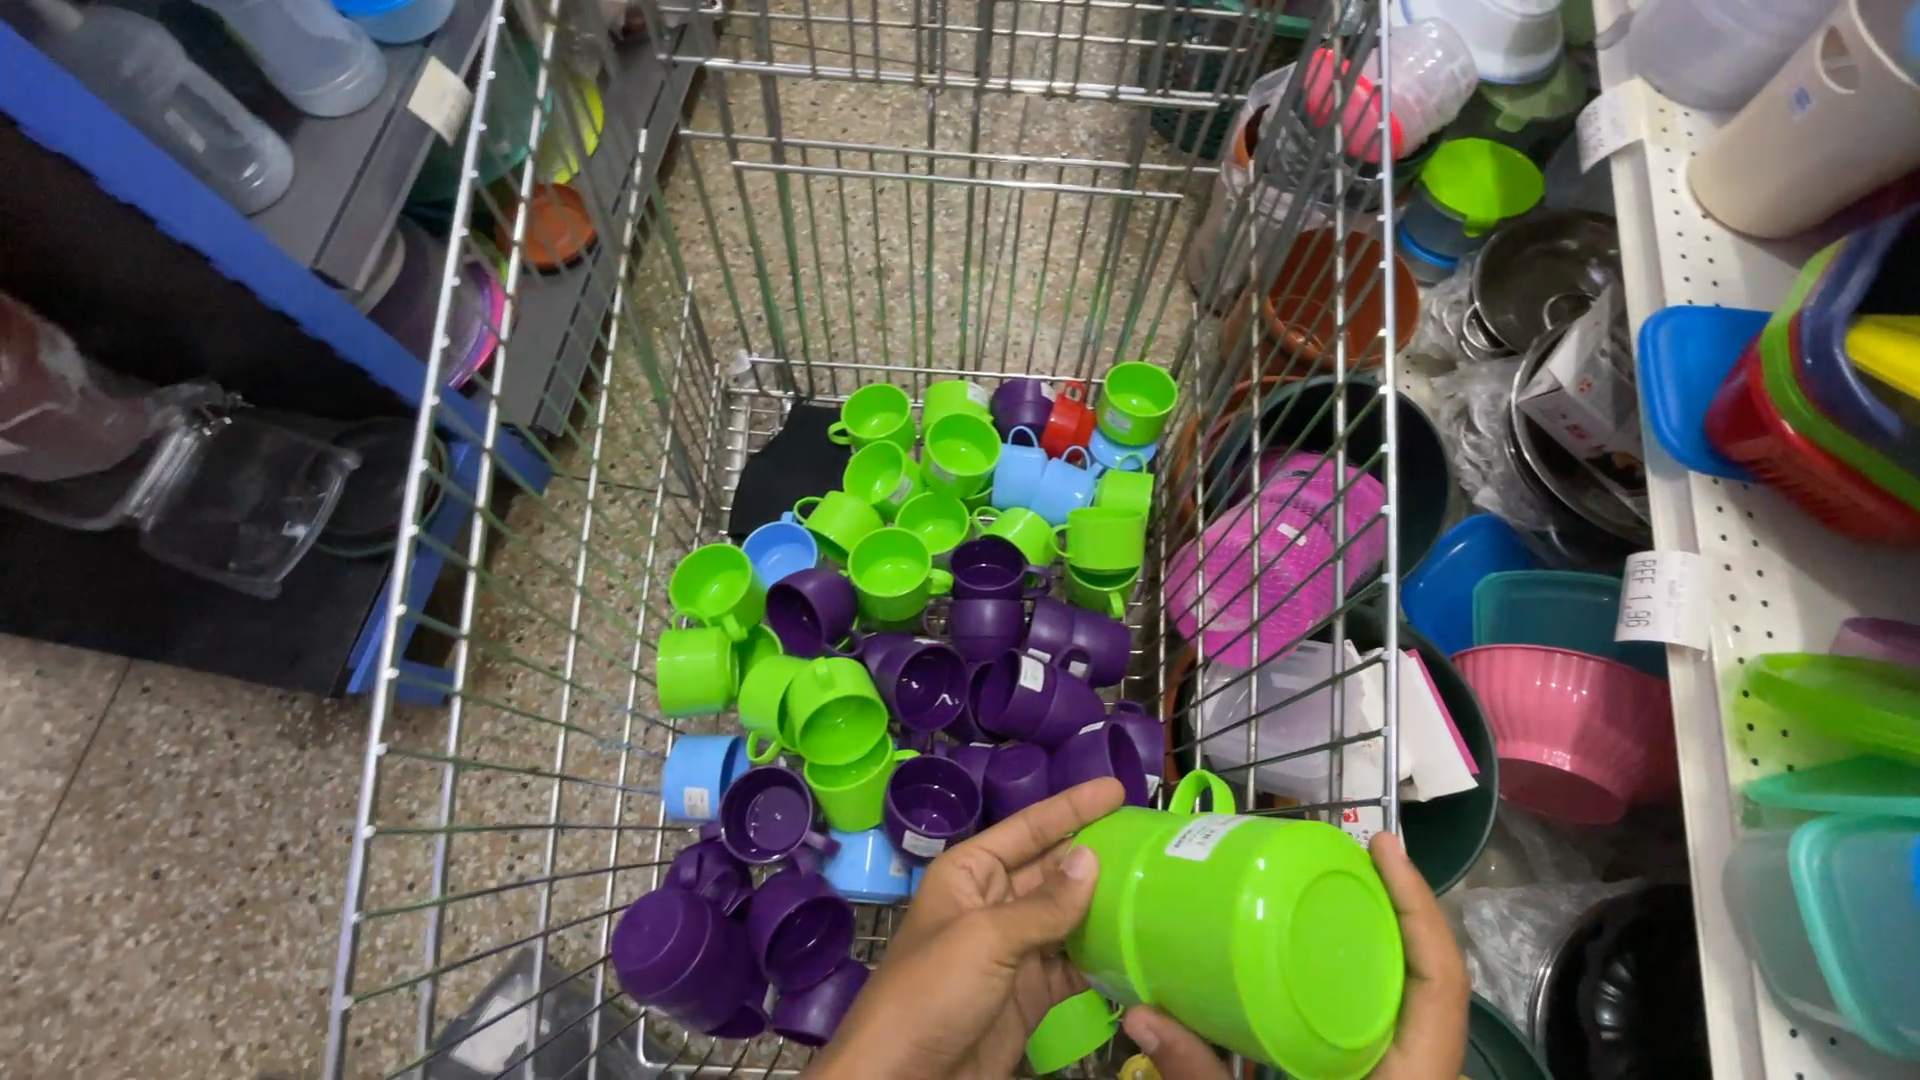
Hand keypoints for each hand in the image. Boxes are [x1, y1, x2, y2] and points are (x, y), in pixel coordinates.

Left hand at [806, 778, 1127, 1079]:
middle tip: (1149, 839)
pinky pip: (1073, 964)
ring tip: (1156, 885)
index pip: (1028, 828)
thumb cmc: (931, 991)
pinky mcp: (1031, 993)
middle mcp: (994, 901)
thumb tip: (1092, 858)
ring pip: (1067, 915)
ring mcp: (1014, 948)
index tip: (1115, 789)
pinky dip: (1103, 957)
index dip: (1072, 807)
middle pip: (1052, 868)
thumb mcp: (985, 938)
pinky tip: (1138, 945)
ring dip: (1105, 904)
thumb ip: (1043, 904)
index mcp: (971, 872)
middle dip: (1095, 853)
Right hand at [1119, 831, 1469, 1079]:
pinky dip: (1361, 971)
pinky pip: (1384, 1014)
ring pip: (1407, 994)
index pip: (1437, 979)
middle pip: (1425, 972)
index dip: (1418, 906)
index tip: (1383, 846)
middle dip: (1392, 904)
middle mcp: (1420, 1072)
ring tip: (1329, 886)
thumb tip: (1137, 1015)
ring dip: (1379, 935)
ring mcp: (1403, 1078)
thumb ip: (1203, 1077)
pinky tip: (1321, 953)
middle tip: (1341, 853)